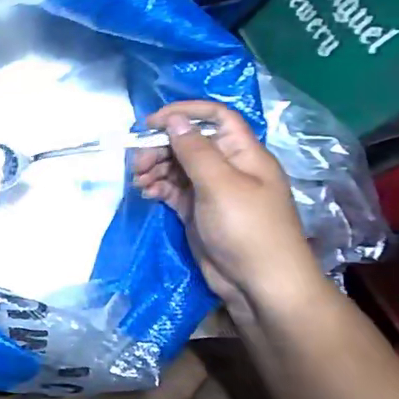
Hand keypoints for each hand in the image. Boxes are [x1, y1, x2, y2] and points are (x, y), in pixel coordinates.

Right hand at [130, 100, 323, 314]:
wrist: (260, 285)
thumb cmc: (247, 229)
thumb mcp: (220, 184)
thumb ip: (195, 150)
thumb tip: (174, 119)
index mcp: (244, 153)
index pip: (215, 117)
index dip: (185, 112)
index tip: (152, 122)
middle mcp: (228, 167)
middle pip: (190, 142)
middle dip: (162, 146)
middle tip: (138, 162)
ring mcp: (213, 191)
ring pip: (179, 167)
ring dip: (156, 168)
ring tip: (139, 181)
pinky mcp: (199, 213)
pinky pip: (175, 191)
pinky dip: (159, 188)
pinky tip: (146, 193)